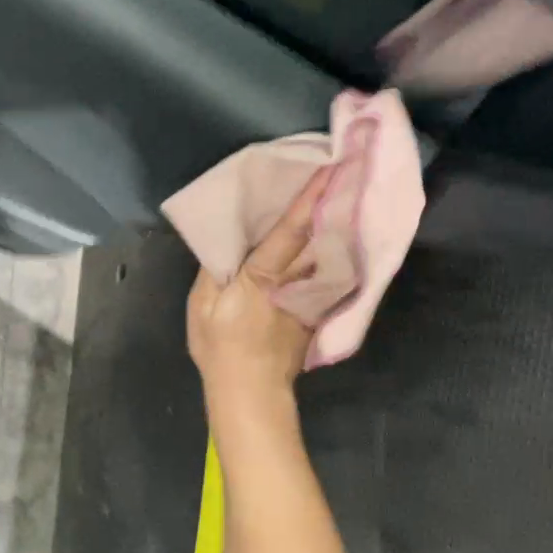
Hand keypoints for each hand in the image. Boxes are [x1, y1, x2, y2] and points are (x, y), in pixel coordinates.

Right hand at [187, 167, 329, 406]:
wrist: (250, 388)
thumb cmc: (220, 347)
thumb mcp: (201, 307)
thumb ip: (214, 271)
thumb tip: (227, 241)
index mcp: (260, 277)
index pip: (288, 231)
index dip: (308, 200)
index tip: (329, 167)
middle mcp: (292, 280)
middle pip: (317, 234)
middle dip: (333, 199)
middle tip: (351, 164)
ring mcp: (311, 293)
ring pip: (328, 249)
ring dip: (340, 218)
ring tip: (352, 188)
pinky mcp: (318, 306)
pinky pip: (329, 268)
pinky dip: (335, 246)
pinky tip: (341, 230)